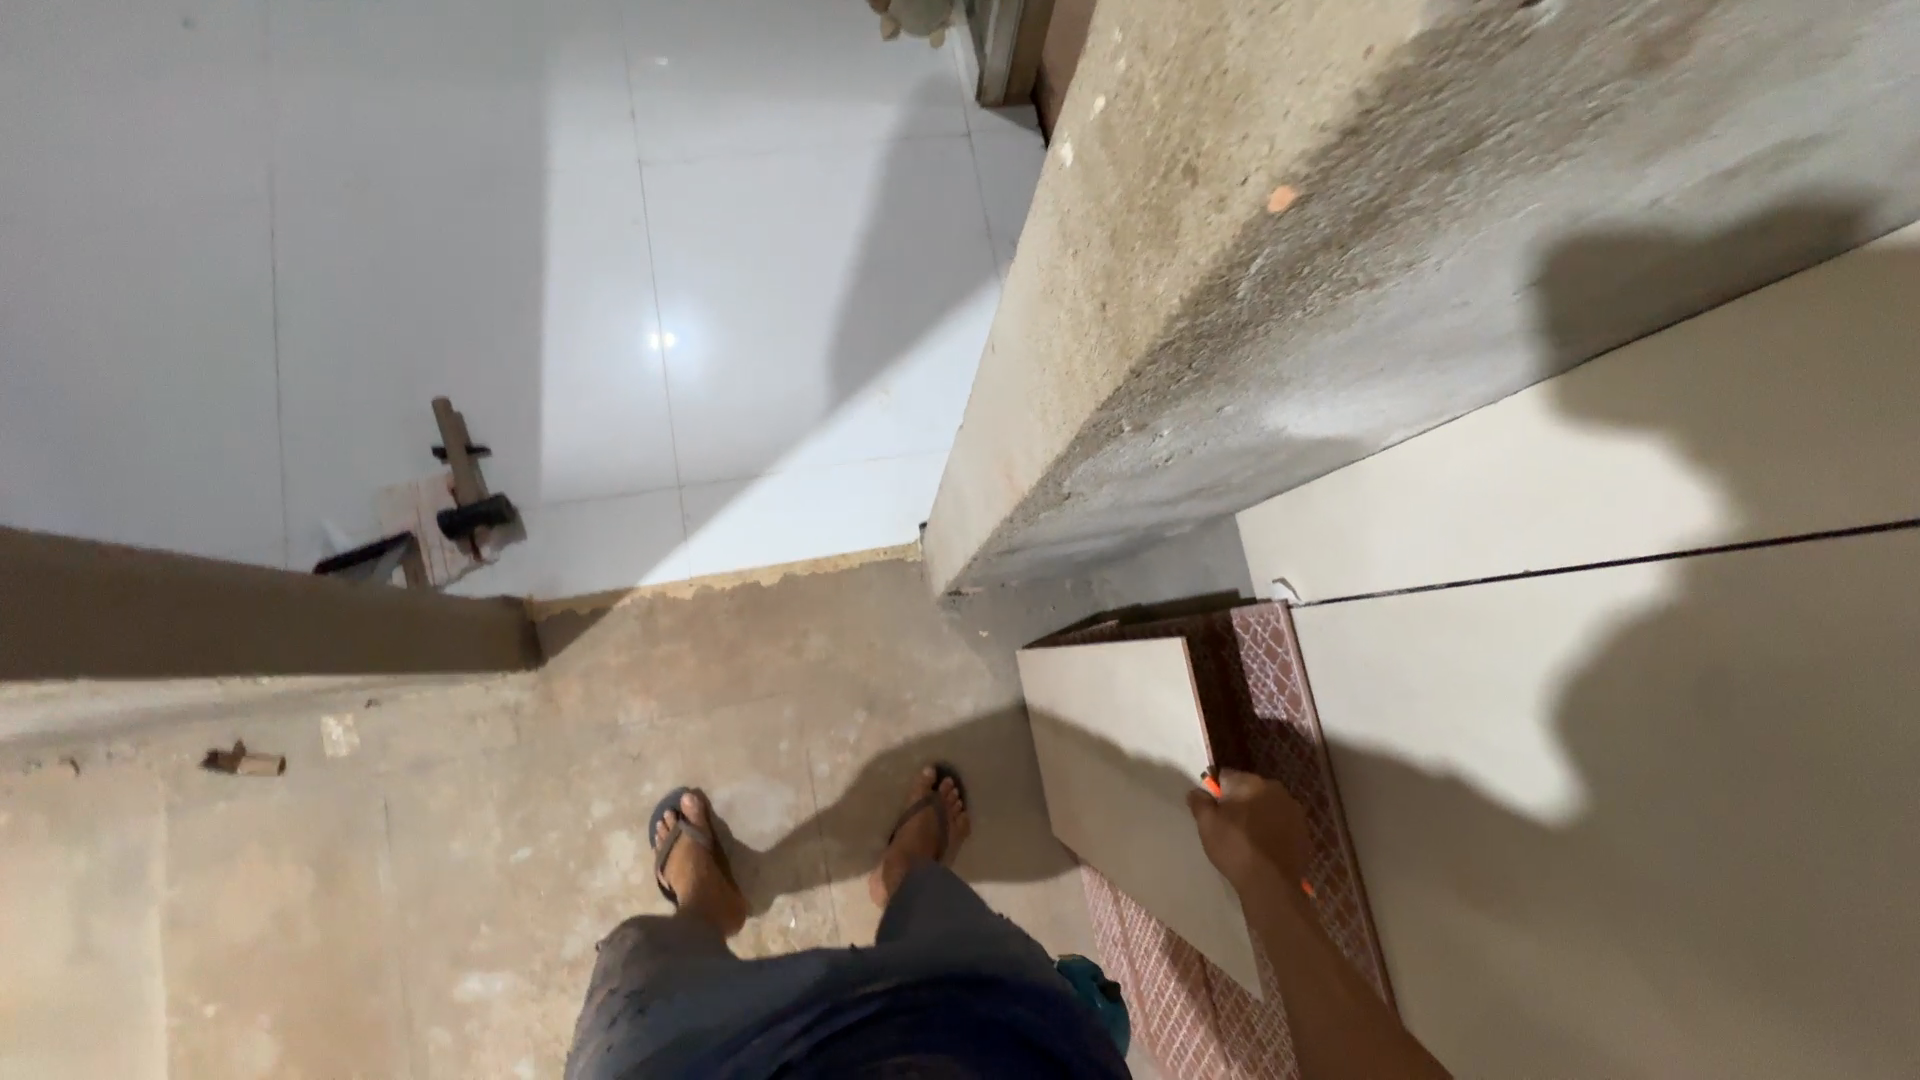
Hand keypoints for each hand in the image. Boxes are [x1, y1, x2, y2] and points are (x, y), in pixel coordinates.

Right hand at [1187, 769, 1309, 891]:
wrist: (1272, 884)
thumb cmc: (1235, 848)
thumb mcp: (1207, 825)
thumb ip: (1199, 802)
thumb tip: (1196, 791)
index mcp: (1251, 782)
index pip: (1226, 776)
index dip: (1216, 791)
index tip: (1213, 809)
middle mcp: (1275, 789)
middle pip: (1249, 789)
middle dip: (1239, 802)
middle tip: (1228, 825)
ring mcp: (1293, 810)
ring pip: (1267, 806)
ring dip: (1258, 815)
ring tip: (1248, 839)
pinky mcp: (1304, 831)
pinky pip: (1281, 823)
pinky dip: (1273, 830)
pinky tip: (1264, 848)